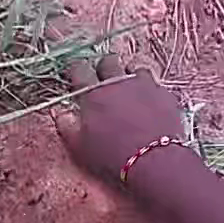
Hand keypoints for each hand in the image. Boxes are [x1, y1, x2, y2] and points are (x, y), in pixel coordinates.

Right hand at [55, 54, 190, 185]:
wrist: (154, 161)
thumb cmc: (111, 156)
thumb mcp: (80, 147)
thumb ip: (67, 126)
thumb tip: (60, 113)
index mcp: (93, 94)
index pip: (79, 70)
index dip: (76, 71)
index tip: (75, 76)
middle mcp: (118, 82)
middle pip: (108, 62)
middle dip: (103, 68)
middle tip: (102, 82)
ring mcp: (143, 85)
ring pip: (134, 68)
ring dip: (128, 76)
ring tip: (127, 91)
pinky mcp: (163, 93)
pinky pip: (154, 83)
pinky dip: (148, 90)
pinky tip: (147, 103)